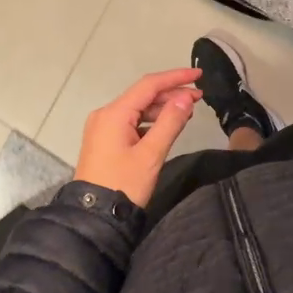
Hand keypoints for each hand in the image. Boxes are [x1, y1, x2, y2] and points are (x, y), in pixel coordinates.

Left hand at [72, 68, 202, 207]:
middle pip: (142, 95)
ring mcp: (102, 128)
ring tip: (187, 112)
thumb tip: (186, 98)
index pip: (149, 85)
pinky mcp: (104, 141)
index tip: (199, 76)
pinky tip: (167, 126)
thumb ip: (170, 123)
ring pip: (137, 109)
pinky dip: (150, 121)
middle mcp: (105, 114)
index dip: (175, 78)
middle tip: (199, 98)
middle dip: (171, 93)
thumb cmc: (124, 184)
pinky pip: (130, 122)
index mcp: (114, 113)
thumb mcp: (151, 155)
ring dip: (161, 108)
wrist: (93, 217)